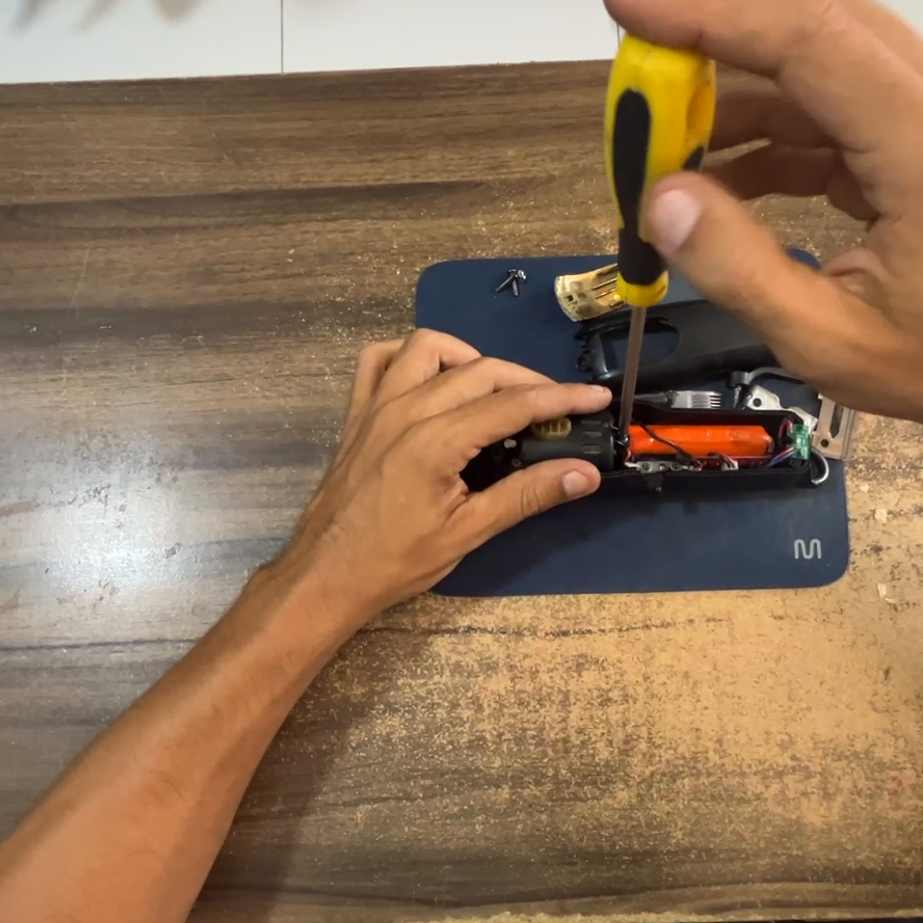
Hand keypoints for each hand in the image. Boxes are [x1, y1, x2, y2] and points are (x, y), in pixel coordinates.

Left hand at [274, 330, 612, 621]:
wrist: (326, 574)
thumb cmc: (395, 561)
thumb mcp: (468, 532)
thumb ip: (527, 496)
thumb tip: (585, 474)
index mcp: (437, 440)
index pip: (513, 404)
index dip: (562, 398)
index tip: (596, 398)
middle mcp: (406, 409)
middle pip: (481, 370)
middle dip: (528, 381)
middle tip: (556, 407)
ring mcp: (376, 406)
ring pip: (428, 348)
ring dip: (470, 358)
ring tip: (493, 390)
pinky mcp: (357, 413)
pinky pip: (380, 360)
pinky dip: (410, 357)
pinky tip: (431, 379)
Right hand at [603, 0, 922, 469]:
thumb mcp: (821, 337)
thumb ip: (737, 267)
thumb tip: (659, 199)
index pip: (806, 34)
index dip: (708, 9)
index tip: (625, 0)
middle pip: (812, 19)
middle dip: (711, 24)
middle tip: (631, 44)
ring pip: (815, 61)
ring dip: (731, 88)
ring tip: (659, 136)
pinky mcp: (913, 139)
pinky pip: (824, 111)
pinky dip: (762, 136)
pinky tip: (713, 178)